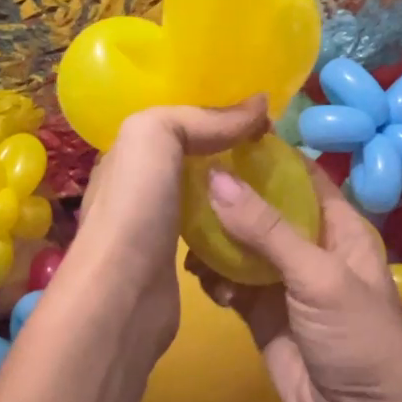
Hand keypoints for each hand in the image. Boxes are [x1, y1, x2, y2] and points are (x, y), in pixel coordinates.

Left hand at [56, 97, 272, 365]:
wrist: (122, 296)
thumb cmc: (135, 205)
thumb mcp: (156, 135)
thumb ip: (201, 117)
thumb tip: (258, 105)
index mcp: (131, 148)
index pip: (180, 120)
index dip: (220, 112)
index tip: (265, 115)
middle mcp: (140, 183)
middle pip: (195, 155)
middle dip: (232, 148)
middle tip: (279, 148)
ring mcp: (158, 225)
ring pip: (206, 194)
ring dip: (236, 188)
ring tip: (279, 182)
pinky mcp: (177, 261)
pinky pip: (212, 231)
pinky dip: (234, 225)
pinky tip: (260, 224)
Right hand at [193, 160, 401, 401]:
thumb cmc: (359, 339)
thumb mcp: (319, 277)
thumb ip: (267, 228)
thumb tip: (215, 176)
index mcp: (337, 225)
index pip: (300, 173)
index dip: (267, 150)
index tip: (222, 128)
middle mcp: (308, 244)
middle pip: (263, 205)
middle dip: (229, 192)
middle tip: (185, 174)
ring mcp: (282, 280)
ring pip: (240, 242)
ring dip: (215, 236)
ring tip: (185, 228)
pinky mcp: (260, 312)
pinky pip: (229, 280)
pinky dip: (213, 275)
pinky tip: (200, 276)